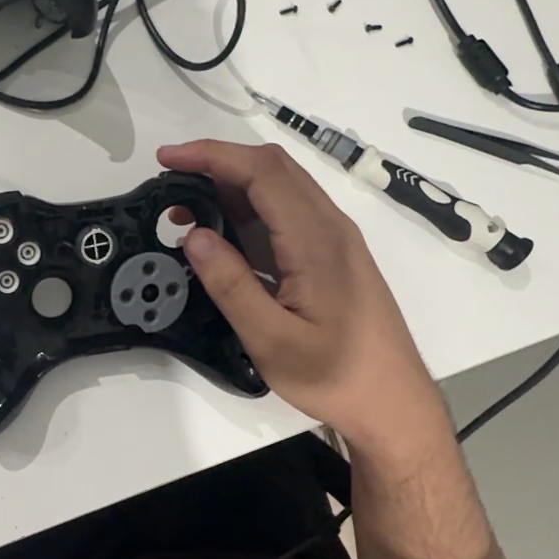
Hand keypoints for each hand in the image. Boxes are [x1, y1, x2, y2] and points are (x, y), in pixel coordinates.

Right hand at [159, 140, 448, 451]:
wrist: (391, 401)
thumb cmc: (334, 376)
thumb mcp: (272, 340)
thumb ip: (231, 286)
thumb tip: (194, 236)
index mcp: (316, 241)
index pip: (262, 173)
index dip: (212, 156)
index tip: (167, 158)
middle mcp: (329, 228)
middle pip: (273, 170)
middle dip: (216, 164)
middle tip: (168, 183)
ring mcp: (333, 242)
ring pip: (280, 191)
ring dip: (230, 188)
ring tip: (182, 211)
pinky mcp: (330, 259)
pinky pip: (285, 218)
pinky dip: (247, 214)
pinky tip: (220, 237)